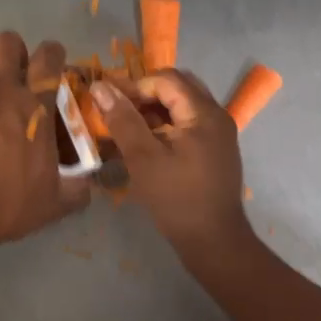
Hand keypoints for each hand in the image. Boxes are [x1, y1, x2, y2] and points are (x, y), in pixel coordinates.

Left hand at [0, 32, 90, 243]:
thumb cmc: (8, 203)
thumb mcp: (55, 203)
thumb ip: (78, 188)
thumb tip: (89, 184)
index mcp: (35, 106)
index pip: (48, 56)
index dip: (54, 54)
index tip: (54, 67)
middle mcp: (2, 89)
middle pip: (8, 42)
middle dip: (17, 52)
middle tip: (20, 76)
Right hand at [91, 71, 251, 249]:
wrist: (213, 240)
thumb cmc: (176, 198)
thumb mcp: (143, 158)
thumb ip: (123, 120)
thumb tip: (100, 87)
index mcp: (203, 113)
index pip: (166, 80)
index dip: (135, 87)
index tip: (111, 106)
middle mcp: (217, 116)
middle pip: (178, 87)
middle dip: (146, 95)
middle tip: (121, 113)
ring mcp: (220, 133)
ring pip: (184, 105)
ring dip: (155, 110)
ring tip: (130, 130)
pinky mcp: (216, 150)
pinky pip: (190, 123)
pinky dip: (167, 125)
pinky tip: (148, 145)